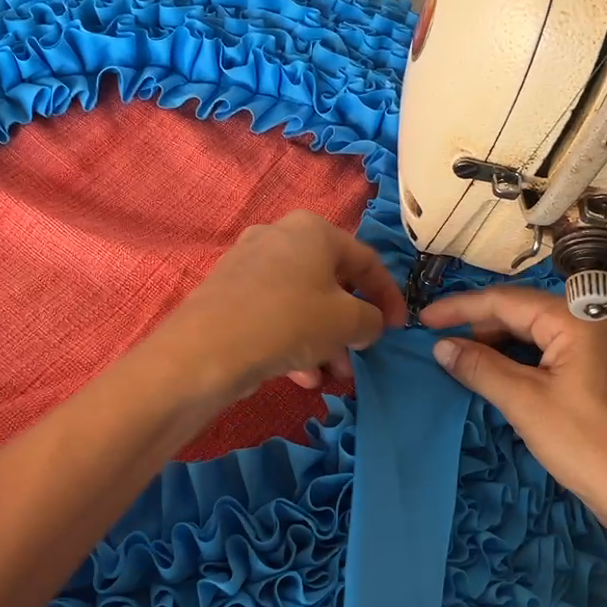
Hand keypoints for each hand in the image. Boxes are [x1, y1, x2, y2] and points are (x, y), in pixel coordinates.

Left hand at [154, 211, 407, 404]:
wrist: (208, 348)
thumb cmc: (290, 320)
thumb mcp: (347, 322)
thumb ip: (370, 319)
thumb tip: (366, 323)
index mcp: (313, 229)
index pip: (365, 260)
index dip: (388, 296)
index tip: (398, 328)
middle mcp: (278, 236)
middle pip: (329, 283)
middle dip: (348, 326)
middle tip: (357, 357)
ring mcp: (247, 263)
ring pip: (300, 303)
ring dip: (322, 341)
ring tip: (329, 377)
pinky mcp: (226, 293)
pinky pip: (272, 314)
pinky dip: (291, 341)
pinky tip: (299, 377)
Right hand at [421, 286, 606, 532]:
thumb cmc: (593, 449)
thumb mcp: (527, 406)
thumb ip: (480, 368)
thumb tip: (441, 346)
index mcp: (580, 319)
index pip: (507, 300)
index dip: (460, 308)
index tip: (422, 321)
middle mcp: (601, 323)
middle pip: (528, 312)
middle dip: (481, 326)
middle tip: (441, 346)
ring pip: (546, 334)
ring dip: (504, 345)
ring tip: (466, 362)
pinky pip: (563, 354)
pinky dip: (530, 361)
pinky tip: (508, 378)